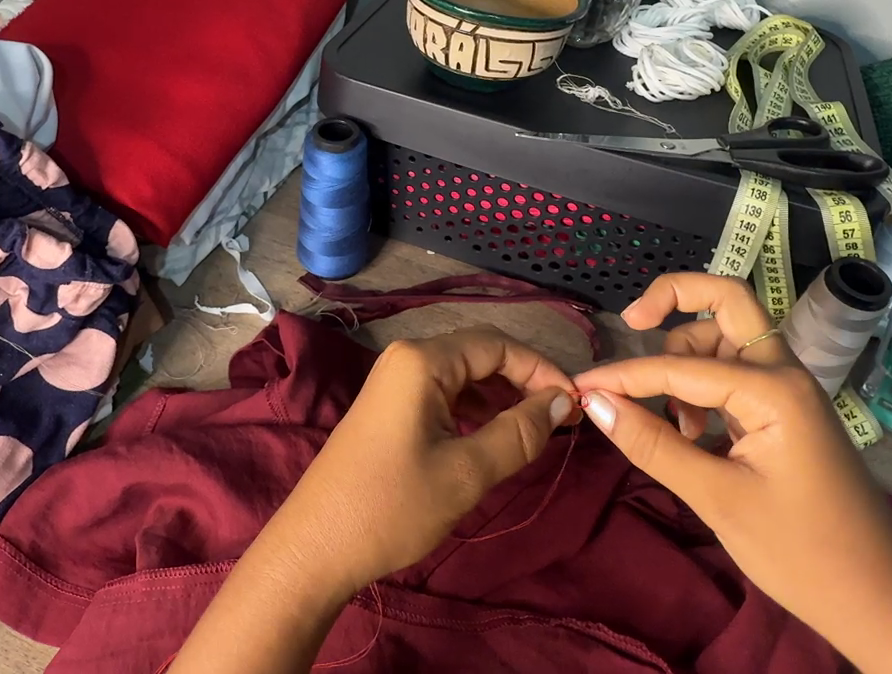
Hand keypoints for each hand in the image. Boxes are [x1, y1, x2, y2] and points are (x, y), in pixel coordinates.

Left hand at [278, 327, 577, 590]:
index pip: (497, 344)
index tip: (576, 404)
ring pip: (463, 375)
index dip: (541, 369)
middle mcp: (407, 358)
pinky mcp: (390, 407)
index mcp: (422, 360)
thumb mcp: (466, 472)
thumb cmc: (392, 506)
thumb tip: (562, 401)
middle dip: (523, 380)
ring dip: (501, 396)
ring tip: (535, 430)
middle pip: (480, 353)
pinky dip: (475, 409)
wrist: (316, 547)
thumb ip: (519, 433)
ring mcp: (395, 381)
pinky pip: (444, 393)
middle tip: (561, 418)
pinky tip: (495, 436)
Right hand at [574, 274, 891, 673]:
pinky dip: (704, 383)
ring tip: (673, 419)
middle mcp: (785, 372)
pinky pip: (736, 371)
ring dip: (688, 356)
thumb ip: (652, 444)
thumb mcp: (716, 499)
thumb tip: (595, 403)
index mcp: (773, 388)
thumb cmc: (802, 554)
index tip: (580, 387)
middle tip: (631, 322)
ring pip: (728, 335)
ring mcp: (790, 390)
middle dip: (674, 297)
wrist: (885, 605)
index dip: (623, 376)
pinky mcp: (787, 412)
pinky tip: (692, 432)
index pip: (678, 366)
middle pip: (727, 300)